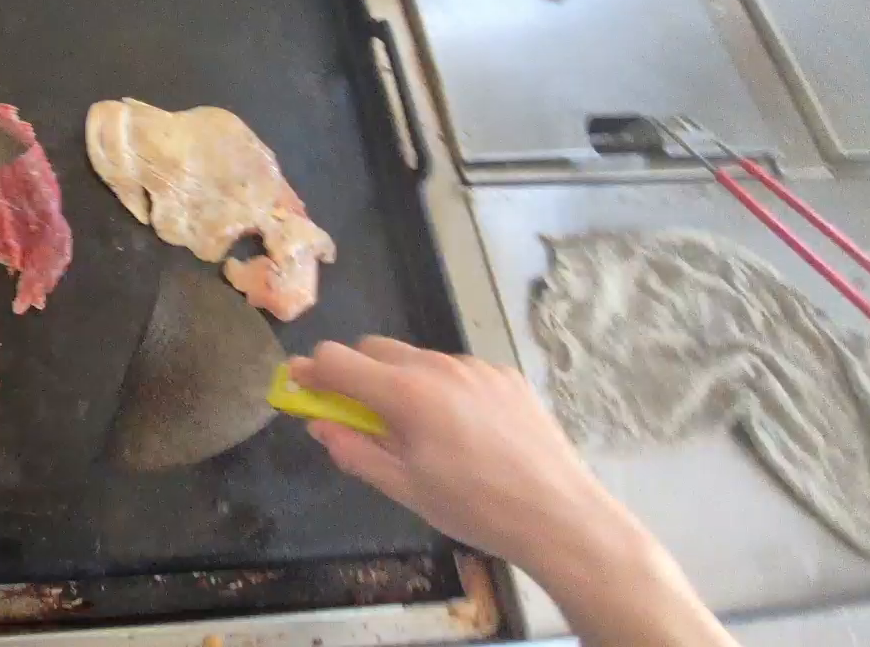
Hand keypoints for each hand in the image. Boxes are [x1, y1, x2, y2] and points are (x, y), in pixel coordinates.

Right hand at [290, 337, 624, 578]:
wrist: (567, 521)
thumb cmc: (476, 509)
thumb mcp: (404, 488)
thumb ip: (352, 449)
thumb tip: (318, 423)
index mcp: (404, 393)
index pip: (335, 358)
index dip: (312, 370)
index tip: (302, 386)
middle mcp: (434, 366)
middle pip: (371, 348)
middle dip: (356, 373)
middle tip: (363, 413)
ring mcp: (473, 366)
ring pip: (413, 357)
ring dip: (399, 379)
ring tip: (423, 427)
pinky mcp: (503, 374)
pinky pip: (454, 368)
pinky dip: (442, 387)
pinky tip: (465, 427)